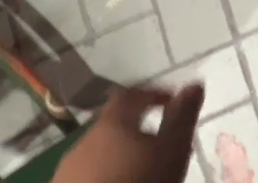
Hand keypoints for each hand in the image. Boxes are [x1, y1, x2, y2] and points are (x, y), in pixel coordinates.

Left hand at [52, 84, 203, 182]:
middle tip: (158, 139)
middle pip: (112, 123)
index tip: (172, 102)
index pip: (131, 94)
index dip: (153, 93)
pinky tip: (117, 182)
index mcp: (112, 124)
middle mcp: (82, 142)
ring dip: (117, 152)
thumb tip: (193, 84)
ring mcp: (64, 172)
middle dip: (136, 125)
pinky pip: (84, 174)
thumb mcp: (173, 149)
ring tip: (139, 166)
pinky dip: (102, 172)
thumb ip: (183, 115)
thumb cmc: (142, 181)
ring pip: (96, 151)